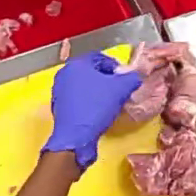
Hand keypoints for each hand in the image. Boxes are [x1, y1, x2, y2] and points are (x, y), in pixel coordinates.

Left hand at [43, 51, 142, 168]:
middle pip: (91, 71)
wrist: (75, 138)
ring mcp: (59, 92)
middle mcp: (64, 75)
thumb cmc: (96, 108)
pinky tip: (99, 112)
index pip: (99, 57)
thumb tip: (136, 76)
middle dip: (107, 79)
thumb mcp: (120, 90)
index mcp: (76, 64)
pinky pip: (78, 99)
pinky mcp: (59, 107)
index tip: (125, 78)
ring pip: (84, 86)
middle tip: (120, 90)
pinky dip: (89, 102)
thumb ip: (131, 78)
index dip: (115, 66)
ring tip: (111, 102)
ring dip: (99, 91)